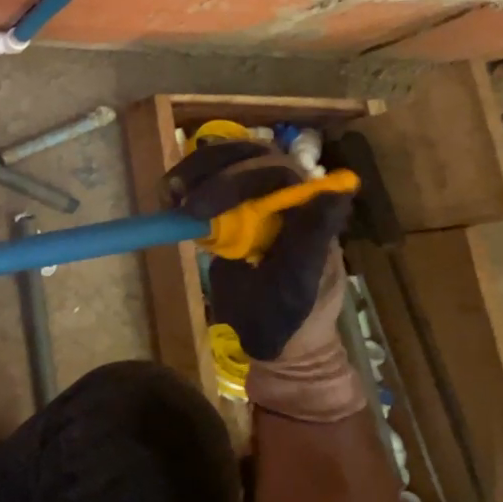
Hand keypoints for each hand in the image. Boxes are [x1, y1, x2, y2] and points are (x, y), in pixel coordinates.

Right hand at [168, 141, 364, 420]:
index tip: (197, 209)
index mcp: (311, 214)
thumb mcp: (297, 286)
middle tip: (177, 197)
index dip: (234, 179)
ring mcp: (264, 200)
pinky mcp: (241, 208)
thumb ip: (310, 239)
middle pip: (253, 156)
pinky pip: (217, 176)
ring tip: (170, 194)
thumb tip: (332, 190)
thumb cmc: (288, 321)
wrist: (279, 345)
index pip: (278, 173)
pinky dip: (190, 179)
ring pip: (233, 159)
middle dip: (211, 170)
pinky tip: (171, 198)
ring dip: (197, 168)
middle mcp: (291, 198)